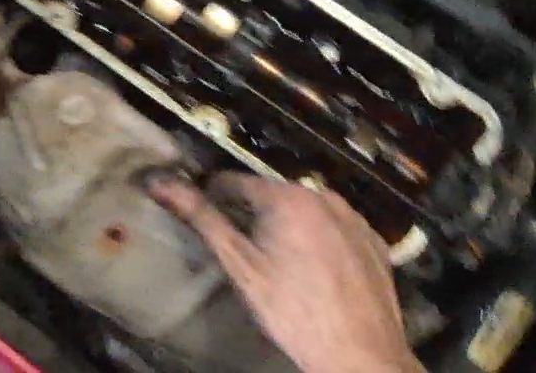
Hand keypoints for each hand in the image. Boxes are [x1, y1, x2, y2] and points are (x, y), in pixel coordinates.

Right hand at [150, 174, 422, 372]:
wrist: (364, 360)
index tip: (211, 225)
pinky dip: (320, 237)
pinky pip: (334, 226)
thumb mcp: (239, 264)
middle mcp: (322, 195)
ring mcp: (353, 218)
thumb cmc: (293, 311)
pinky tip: (317, 269)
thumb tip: (160, 182)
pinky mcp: (375, 242)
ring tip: (282, 261)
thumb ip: (200, 217)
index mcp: (286, 196)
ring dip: (288, 224)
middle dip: (253, 214)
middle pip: (270, 195)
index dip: (215, 201)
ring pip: (303, 209)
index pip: (233, 183)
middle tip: (247, 250)